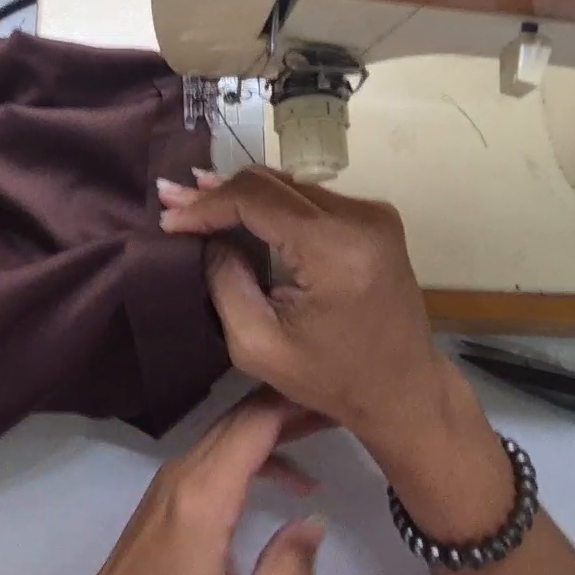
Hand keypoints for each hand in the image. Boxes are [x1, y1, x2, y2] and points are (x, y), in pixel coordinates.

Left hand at [20, 391, 328, 574]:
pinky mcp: (165, 499)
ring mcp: (169, 484)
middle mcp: (182, 474)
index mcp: (202, 496)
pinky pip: (216, 456)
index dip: (296, 400)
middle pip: (241, 417)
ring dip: (274, 426)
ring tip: (325, 430)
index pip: (254, 421)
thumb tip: (315, 522)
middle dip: (290, 404)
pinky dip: (254, 453)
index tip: (337, 392)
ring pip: (227, 433)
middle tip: (342, 403)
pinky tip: (288, 479)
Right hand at [155, 167, 449, 454]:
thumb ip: (225, 282)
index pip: (256, 199)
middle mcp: (360, 218)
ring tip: (193, 199)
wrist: (405, 392)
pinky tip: (235, 208)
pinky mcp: (374, 218)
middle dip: (217, 193)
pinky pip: (307, 197)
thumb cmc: (330, 380)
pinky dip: (268, 204)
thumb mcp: (258, 345)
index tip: (169, 219)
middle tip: (171, 199)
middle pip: (271, 182)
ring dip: (240, 195)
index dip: (207, 205)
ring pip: (287, 184)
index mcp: (335, 250)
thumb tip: (209, 237)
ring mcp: (373, 213)